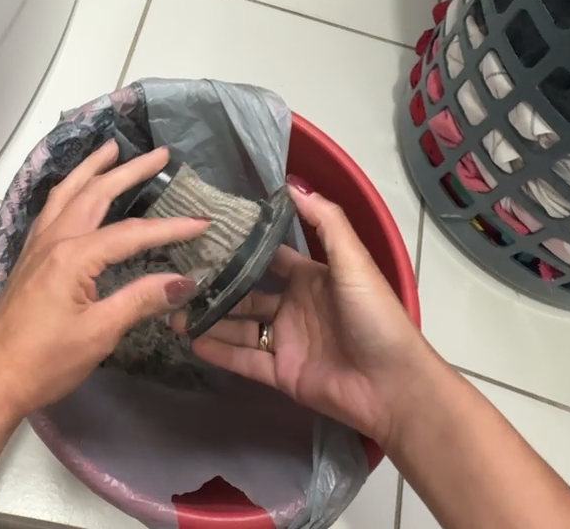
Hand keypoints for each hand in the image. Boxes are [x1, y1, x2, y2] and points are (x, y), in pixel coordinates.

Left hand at [0, 141, 208, 420]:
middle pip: (96, 193)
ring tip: (113, 148)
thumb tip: (185, 280)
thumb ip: (140, 300)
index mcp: (73, 255)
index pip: (131, 233)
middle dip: (129, 170)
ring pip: (68, 191)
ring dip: (93, 167)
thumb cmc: (47, 360)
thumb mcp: (100, 333)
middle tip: (160, 153)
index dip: (170, 227)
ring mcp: (38, 244)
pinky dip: (71, 187)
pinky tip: (77, 189)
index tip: (203, 222)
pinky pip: (53, 206)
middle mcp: (54, 239)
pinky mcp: (30, 255)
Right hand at [181, 177, 432, 442]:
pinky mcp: (283, 374)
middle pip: (246, 293)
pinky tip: (191, 340)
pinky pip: (245, 360)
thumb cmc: (375, 317)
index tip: (206, 233)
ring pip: (239, 326)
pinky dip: (219, 351)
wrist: (396, 387)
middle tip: (179, 275)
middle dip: (216, 286)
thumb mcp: (353, 262)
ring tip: (173, 310)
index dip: (241, 247)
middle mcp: (294, 306)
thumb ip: (325, 221)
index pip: (269, 257)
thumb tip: (292, 183)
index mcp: (310, 278)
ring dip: (210, 319)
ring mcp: (286, 341)